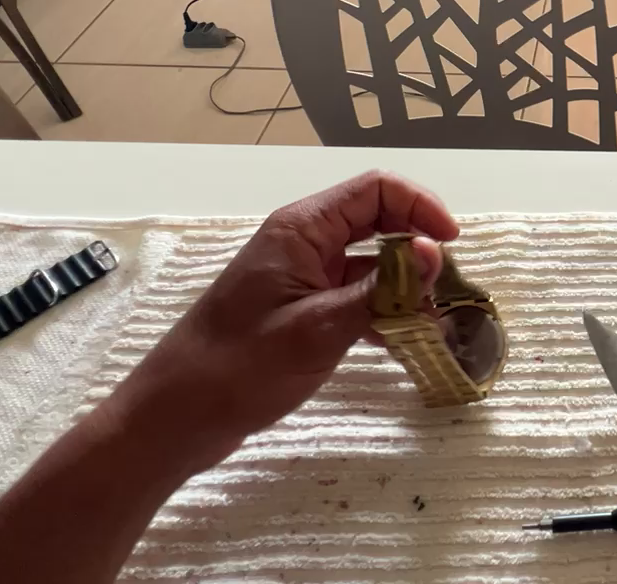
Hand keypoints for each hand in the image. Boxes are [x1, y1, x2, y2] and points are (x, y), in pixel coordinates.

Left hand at [107, 171, 458, 471]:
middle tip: (445, 279)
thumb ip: (383, 289)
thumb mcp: (319, 329)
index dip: (421, 206)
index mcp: (303, 228)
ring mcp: (303, 273)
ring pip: (371, 257)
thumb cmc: (237, 369)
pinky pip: (356, 290)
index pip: (377, 190)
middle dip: (418, 242)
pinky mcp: (302, 305)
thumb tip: (438, 251)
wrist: (167, 426)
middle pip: (378, 218)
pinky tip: (402, 336)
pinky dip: (383, 305)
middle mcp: (306, 240)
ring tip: (431, 315)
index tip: (449, 242)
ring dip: (405, 279)